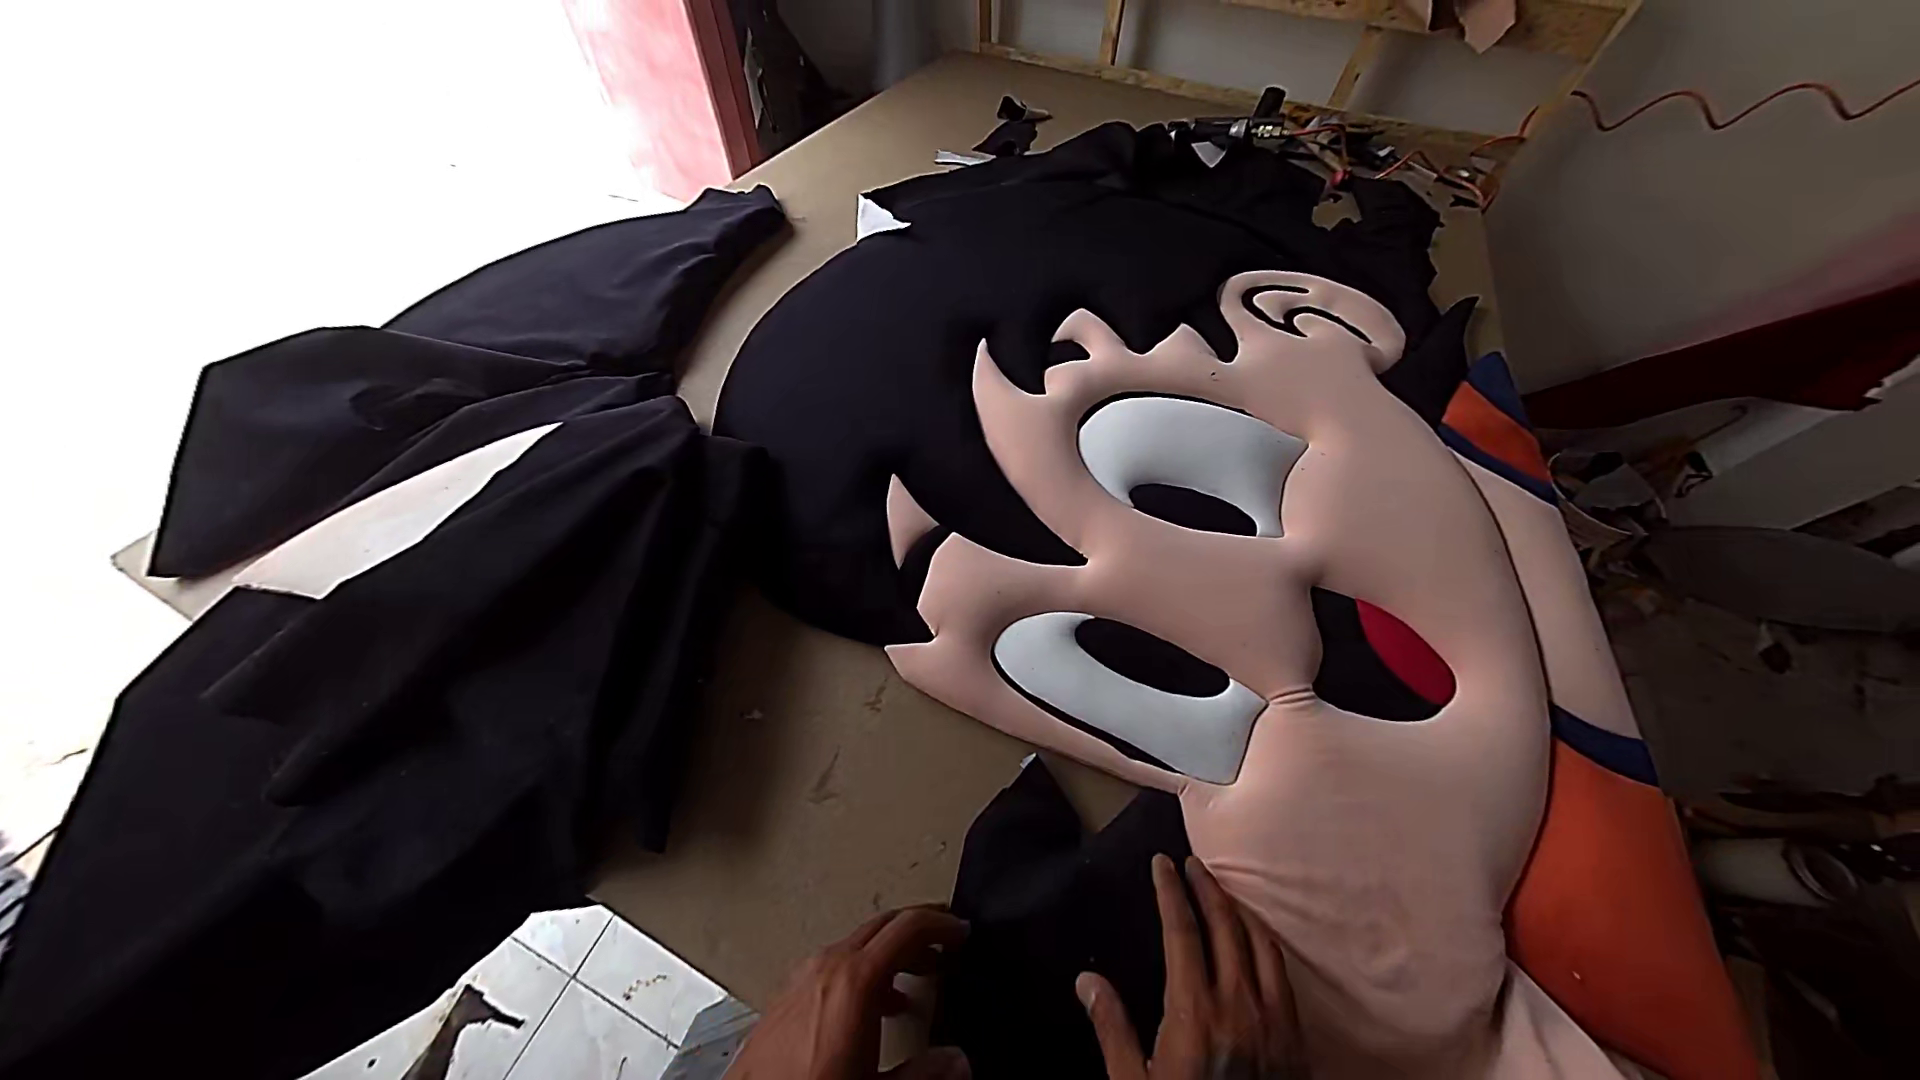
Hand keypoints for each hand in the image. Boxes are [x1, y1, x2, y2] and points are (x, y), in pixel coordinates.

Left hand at [726, 905, 970, 1079]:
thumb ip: (923, 1073)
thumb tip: (956, 1061)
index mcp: (856, 979)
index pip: (908, 926)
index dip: (940, 924)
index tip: (960, 931)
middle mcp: (829, 965)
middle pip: (884, 925)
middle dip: (919, 930)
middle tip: (945, 942)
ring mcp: (805, 975)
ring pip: (860, 943)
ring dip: (892, 951)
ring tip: (916, 976)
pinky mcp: (789, 993)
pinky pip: (836, 963)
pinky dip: (865, 969)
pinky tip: (874, 1004)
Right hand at [1077, 855, 1306, 1079]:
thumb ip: (1112, 1029)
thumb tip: (1085, 979)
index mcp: (1196, 1013)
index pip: (1183, 931)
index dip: (1170, 891)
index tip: (1161, 863)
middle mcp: (1240, 1008)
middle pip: (1225, 926)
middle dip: (1206, 887)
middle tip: (1190, 864)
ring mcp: (1275, 1025)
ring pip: (1260, 944)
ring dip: (1237, 910)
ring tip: (1220, 891)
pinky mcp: (1298, 1044)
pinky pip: (1283, 975)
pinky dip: (1264, 943)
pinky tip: (1254, 941)